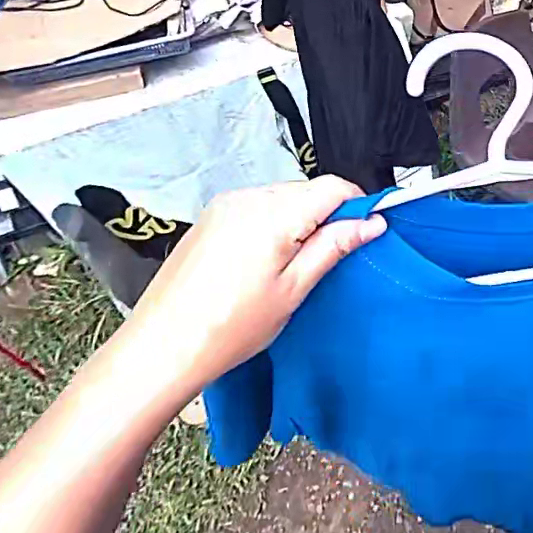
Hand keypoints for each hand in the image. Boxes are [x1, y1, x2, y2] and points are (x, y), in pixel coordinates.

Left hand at [119, 177, 385, 386]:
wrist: (162, 346)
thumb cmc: (226, 328)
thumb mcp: (293, 290)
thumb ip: (333, 247)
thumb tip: (371, 222)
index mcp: (273, 214)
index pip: (333, 187)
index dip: (356, 205)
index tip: (364, 231)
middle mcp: (248, 198)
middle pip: (308, 190)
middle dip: (325, 217)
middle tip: (323, 261)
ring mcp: (226, 203)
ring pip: (283, 197)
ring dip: (298, 220)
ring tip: (288, 267)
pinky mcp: (213, 213)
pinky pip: (257, 205)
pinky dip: (272, 223)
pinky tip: (262, 261)